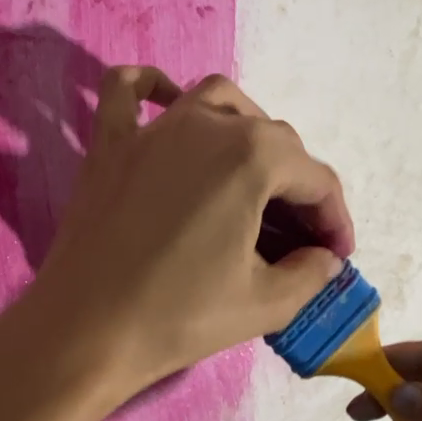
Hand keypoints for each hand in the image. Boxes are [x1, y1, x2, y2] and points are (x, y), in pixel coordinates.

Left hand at [27, 67, 353, 395]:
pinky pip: (128, 92)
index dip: (334, 219)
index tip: (336, 255)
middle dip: (295, 186)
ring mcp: (150, 129)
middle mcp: (204, 124)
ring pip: (215, 101)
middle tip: (295, 237)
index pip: (315, 178)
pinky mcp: (107, 145)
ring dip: (245, 128)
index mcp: (252, 156)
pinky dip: (153, 89)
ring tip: (251, 173)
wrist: (85, 331)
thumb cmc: (178, 317)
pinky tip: (169, 105)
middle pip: (272, 139)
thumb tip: (324, 257)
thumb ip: (312, 274)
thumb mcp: (265, 304)